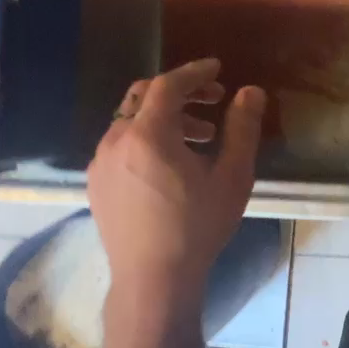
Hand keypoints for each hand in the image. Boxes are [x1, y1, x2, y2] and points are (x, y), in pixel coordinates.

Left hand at [88, 59, 266, 302]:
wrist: (153, 279)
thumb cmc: (198, 226)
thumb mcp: (232, 176)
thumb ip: (242, 129)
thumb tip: (251, 92)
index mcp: (147, 135)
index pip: (167, 86)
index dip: (194, 72)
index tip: (218, 68)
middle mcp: (115, 141)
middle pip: (142, 97)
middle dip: (180, 92)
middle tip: (214, 100)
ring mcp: (100, 164)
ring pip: (130, 122)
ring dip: (166, 118)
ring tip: (202, 137)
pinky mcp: (97, 184)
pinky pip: (121, 145)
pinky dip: (148, 139)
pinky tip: (173, 163)